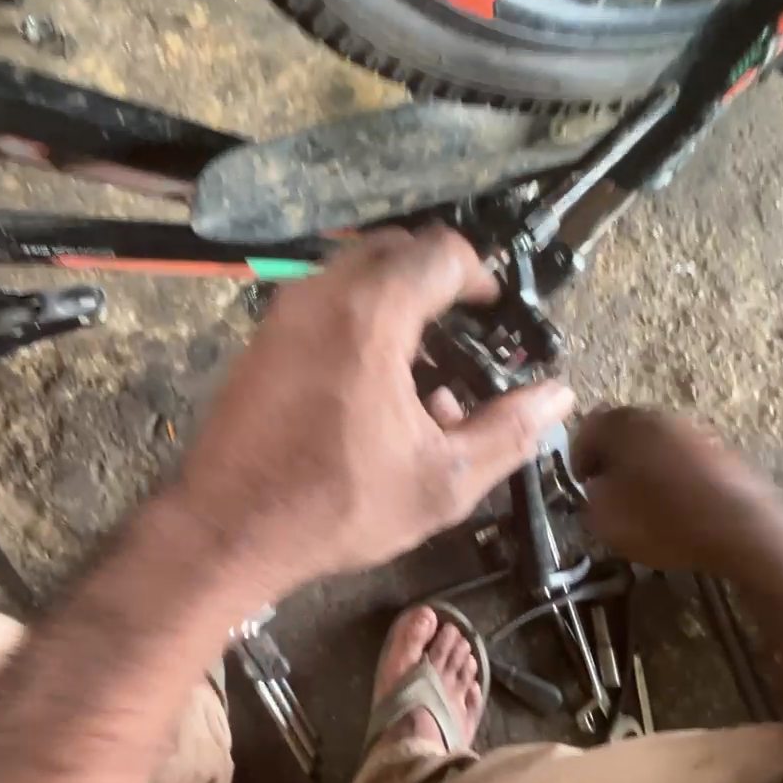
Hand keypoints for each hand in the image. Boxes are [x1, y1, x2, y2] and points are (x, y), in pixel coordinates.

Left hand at [174, 227, 575, 592]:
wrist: (225, 529)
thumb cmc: (335, 506)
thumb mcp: (441, 482)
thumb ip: (508, 432)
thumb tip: (557, 396)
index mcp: (370, 314)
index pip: (440, 252)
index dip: (480, 274)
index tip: (495, 312)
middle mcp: (320, 296)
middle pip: (395, 252)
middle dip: (438, 283)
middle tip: (463, 335)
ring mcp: (282, 315)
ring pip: (354, 277)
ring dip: (396, 304)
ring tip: (422, 371)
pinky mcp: (260, 341)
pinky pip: (321, 306)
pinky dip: (357, 322)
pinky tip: (371, 388)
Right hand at [572, 407, 782, 573]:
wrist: (741, 528)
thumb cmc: (661, 519)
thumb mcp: (604, 518)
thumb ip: (590, 497)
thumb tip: (597, 489)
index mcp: (620, 424)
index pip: (585, 428)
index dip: (577, 457)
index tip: (581, 484)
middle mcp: (655, 417)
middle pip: (622, 430)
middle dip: (611, 457)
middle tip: (608, 488)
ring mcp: (692, 430)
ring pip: (654, 442)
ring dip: (642, 464)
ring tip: (642, 499)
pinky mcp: (720, 449)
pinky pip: (682, 457)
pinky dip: (672, 474)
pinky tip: (675, 503)